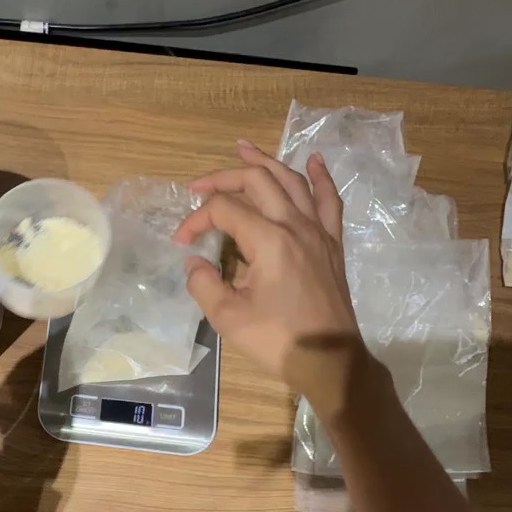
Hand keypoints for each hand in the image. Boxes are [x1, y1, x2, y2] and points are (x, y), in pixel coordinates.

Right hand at [175, 140, 368, 412]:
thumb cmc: (278, 340)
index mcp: (268, 241)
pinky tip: (313, 161)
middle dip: (224, 178)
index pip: (224, 210)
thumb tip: (195, 263)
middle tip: (198, 185)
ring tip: (244, 150)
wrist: (330, 361)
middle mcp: (295, 226)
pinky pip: (329, 200)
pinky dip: (320, 177)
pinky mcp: (332, 244)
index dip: (195, 219)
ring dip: (266, 162)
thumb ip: (204, 283)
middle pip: (258, 181)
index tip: (180, 243)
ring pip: (292, 182)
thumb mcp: (227, 317)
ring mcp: (319, 232)